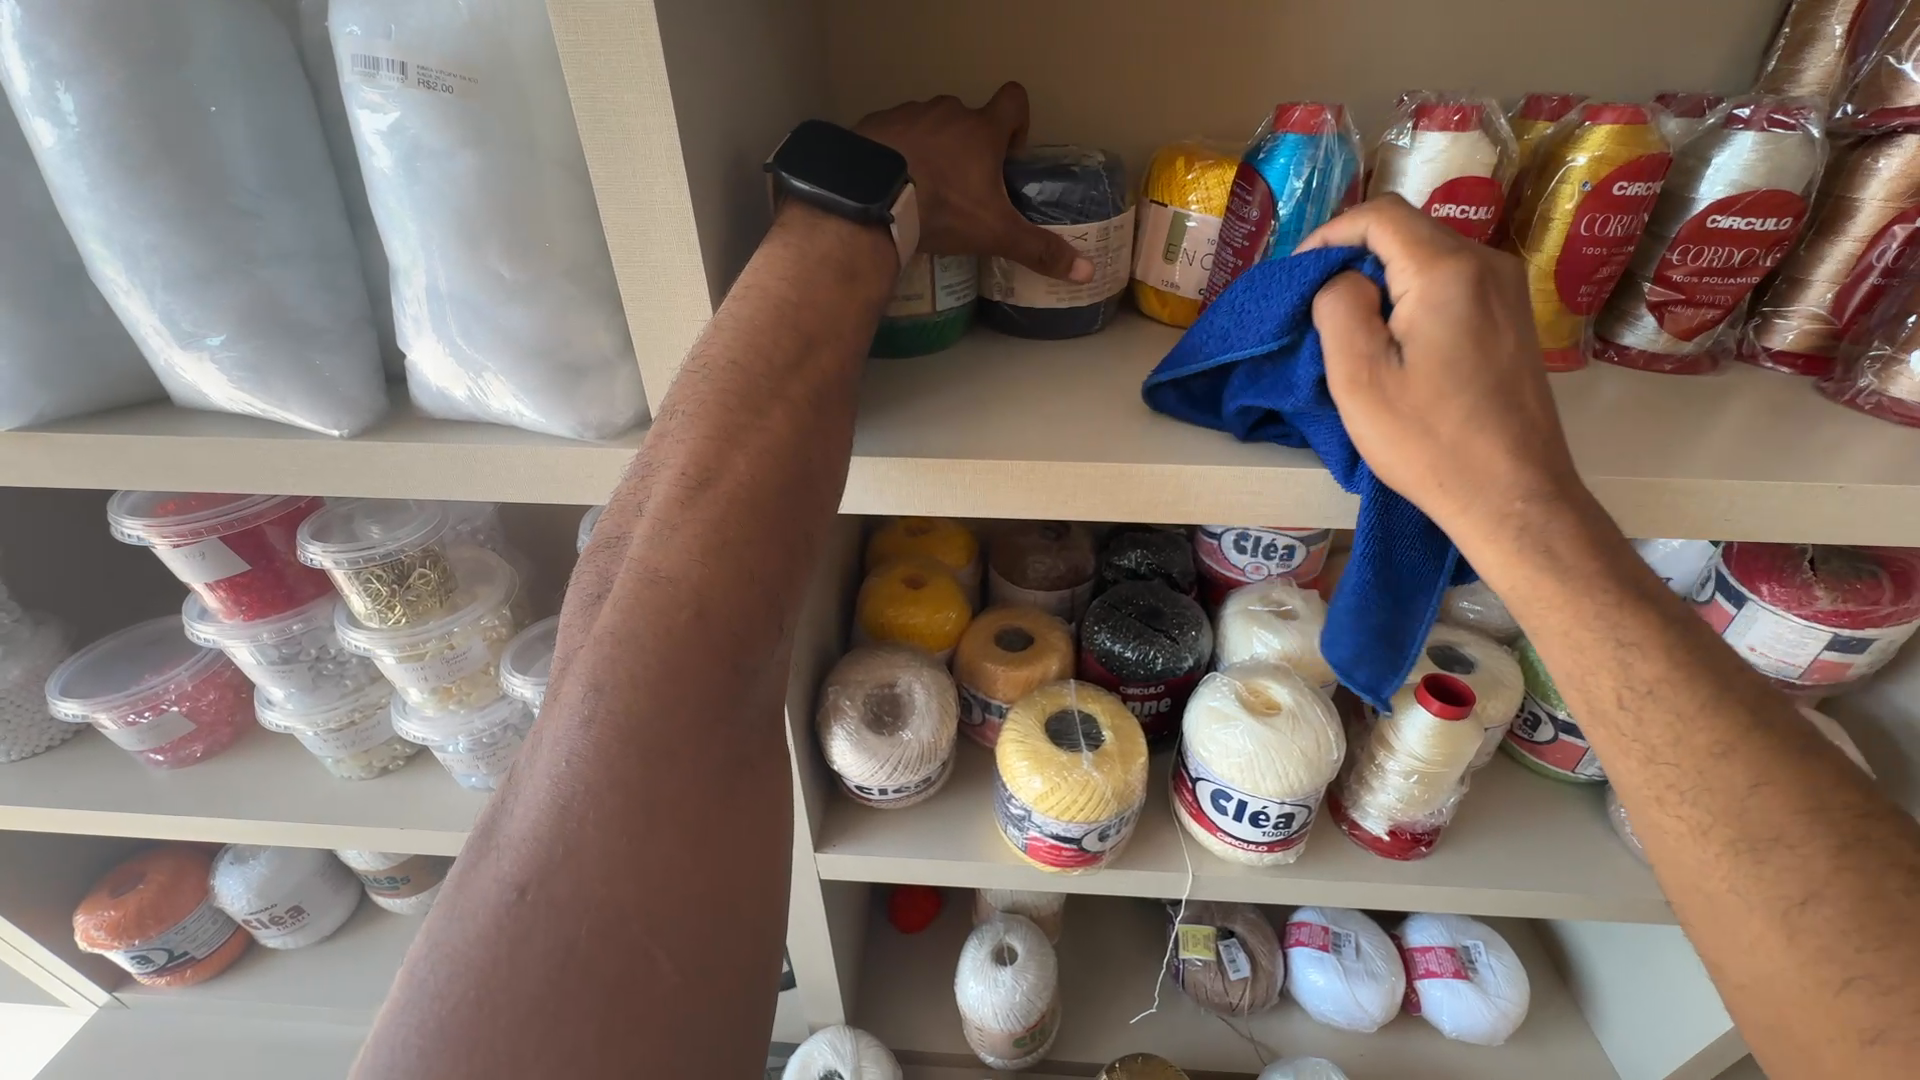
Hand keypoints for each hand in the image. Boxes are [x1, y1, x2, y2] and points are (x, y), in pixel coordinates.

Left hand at [857, 82, 1091, 282]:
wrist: (874, 198)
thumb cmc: (944, 210)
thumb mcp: (995, 234)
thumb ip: (1038, 250)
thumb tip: (1086, 271)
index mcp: (982, 130)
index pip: (1013, 100)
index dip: (1017, 123)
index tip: (1010, 154)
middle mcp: (948, 112)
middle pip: (968, 118)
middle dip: (970, 146)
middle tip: (965, 188)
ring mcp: (908, 115)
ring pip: (929, 125)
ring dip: (933, 149)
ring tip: (925, 190)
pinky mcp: (875, 126)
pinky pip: (892, 134)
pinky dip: (897, 154)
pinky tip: (892, 186)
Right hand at [1297, 196, 1587, 544]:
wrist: (1510, 492)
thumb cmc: (1426, 438)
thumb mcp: (1358, 377)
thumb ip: (1338, 309)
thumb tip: (1341, 281)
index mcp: (1447, 270)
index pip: (1380, 214)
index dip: (1329, 233)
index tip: (1297, 274)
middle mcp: (1488, 264)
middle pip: (1407, 232)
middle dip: (1352, 258)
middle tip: (1314, 307)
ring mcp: (1507, 290)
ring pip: (1428, 259)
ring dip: (1380, 281)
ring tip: (1347, 329)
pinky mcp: (1511, 319)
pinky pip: (1450, 285)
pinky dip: (1410, 299)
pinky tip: (1392, 343)